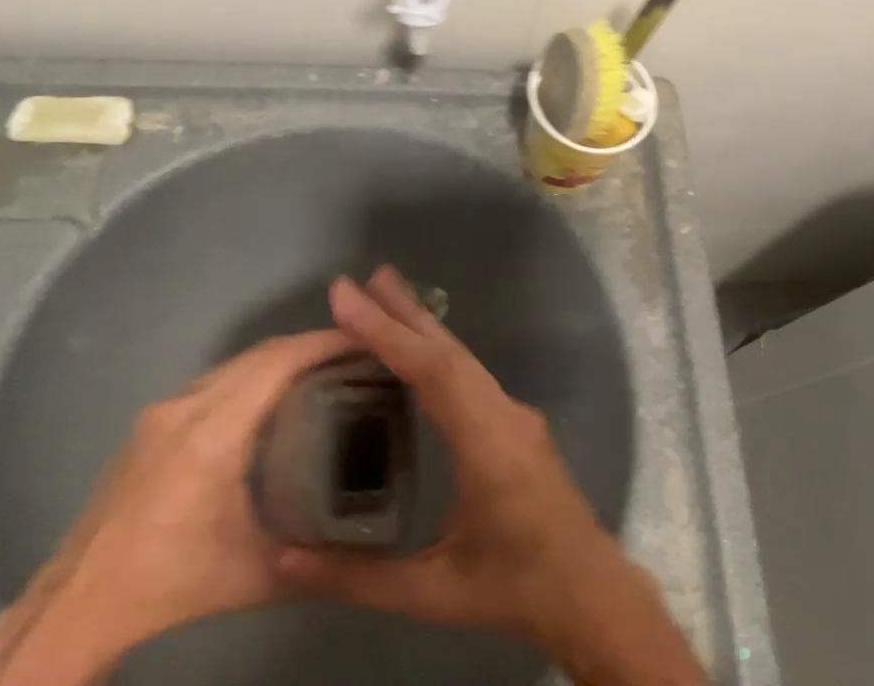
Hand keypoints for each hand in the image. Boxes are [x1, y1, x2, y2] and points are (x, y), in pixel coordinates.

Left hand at [0, 328, 356, 685]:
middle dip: (309, 347)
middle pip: (257, 356)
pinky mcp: (149, 425)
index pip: (276, 364)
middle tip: (357, 355)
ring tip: (324, 372)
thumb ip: (319, 555)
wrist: (80, 603)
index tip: (365, 339)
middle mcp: (184, 409)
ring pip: (232, 366)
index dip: (323, 344)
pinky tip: (272, 400)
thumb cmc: (172, 584)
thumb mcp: (258, 575)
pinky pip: (212, 382)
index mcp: (212, 435)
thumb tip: (372, 543)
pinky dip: (251, 377)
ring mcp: (161, 413)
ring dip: (279, 361)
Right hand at [280, 268, 705, 685]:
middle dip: (404, 313)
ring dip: (424, 328)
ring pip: (465, 360)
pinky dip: (440, 354)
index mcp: (487, 445)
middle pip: (450, 353)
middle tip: (365, 278)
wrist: (593, 594)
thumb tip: (280, 561)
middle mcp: (505, 417)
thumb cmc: (516, 588)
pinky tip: (421, 354)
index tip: (347, 297)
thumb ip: (357, 578)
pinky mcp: (519, 428)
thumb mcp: (433, 592)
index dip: (387, 332)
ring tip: (387, 296)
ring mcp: (517, 418)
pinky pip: (473, 376)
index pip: (432, 372)